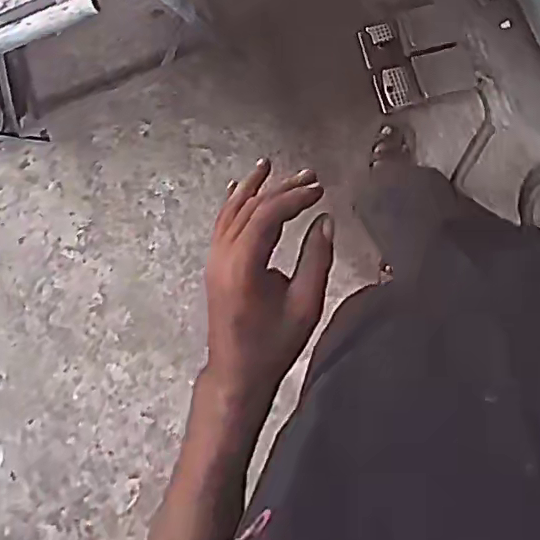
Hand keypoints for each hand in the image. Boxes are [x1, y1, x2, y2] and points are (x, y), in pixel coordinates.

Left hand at [204, 159, 335, 400]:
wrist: (236, 374)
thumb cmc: (273, 344)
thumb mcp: (306, 305)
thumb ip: (316, 259)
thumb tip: (325, 220)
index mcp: (244, 266)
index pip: (267, 214)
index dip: (294, 197)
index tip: (319, 190)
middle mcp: (223, 256)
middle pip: (251, 207)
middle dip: (281, 189)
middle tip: (310, 176)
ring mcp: (214, 259)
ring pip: (232, 211)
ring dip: (254, 188)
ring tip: (270, 166)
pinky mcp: (214, 264)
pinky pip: (222, 223)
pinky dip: (233, 201)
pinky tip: (239, 188)